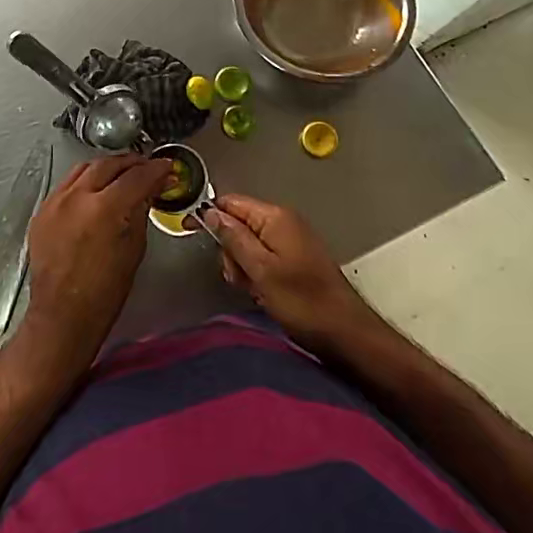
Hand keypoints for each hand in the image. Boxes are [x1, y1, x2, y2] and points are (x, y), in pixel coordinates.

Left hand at [22, 153, 168, 361]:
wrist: (63, 314)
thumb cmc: (102, 292)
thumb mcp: (134, 249)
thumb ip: (140, 212)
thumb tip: (147, 193)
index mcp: (106, 208)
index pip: (137, 176)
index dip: (156, 170)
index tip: (165, 168)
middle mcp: (77, 198)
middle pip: (109, 165)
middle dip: (131, 164)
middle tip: (146, 168)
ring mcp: (55, 203)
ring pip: (84, 169)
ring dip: (106, 168)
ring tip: (122, 174)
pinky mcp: (42, 212)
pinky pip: (66, 185)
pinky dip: (84, 182)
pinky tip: (95, 190)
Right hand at [204, 195, 373, 351]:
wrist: (343, 329)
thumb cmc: (300, 299)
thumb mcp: (260, 269)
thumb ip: (234, 238)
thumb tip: (211, 213)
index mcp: (275, 217)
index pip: (231, 202)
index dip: (209, 216)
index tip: (189, 233)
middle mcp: (283, 222)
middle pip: (238, 224)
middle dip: (230, 251)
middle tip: (238, 277)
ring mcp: (290, 240)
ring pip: (248, 245)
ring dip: (243, 267)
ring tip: (254, 289)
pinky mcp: (294, 258)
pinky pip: (263, 258)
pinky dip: (257, 274)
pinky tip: (262, 292)